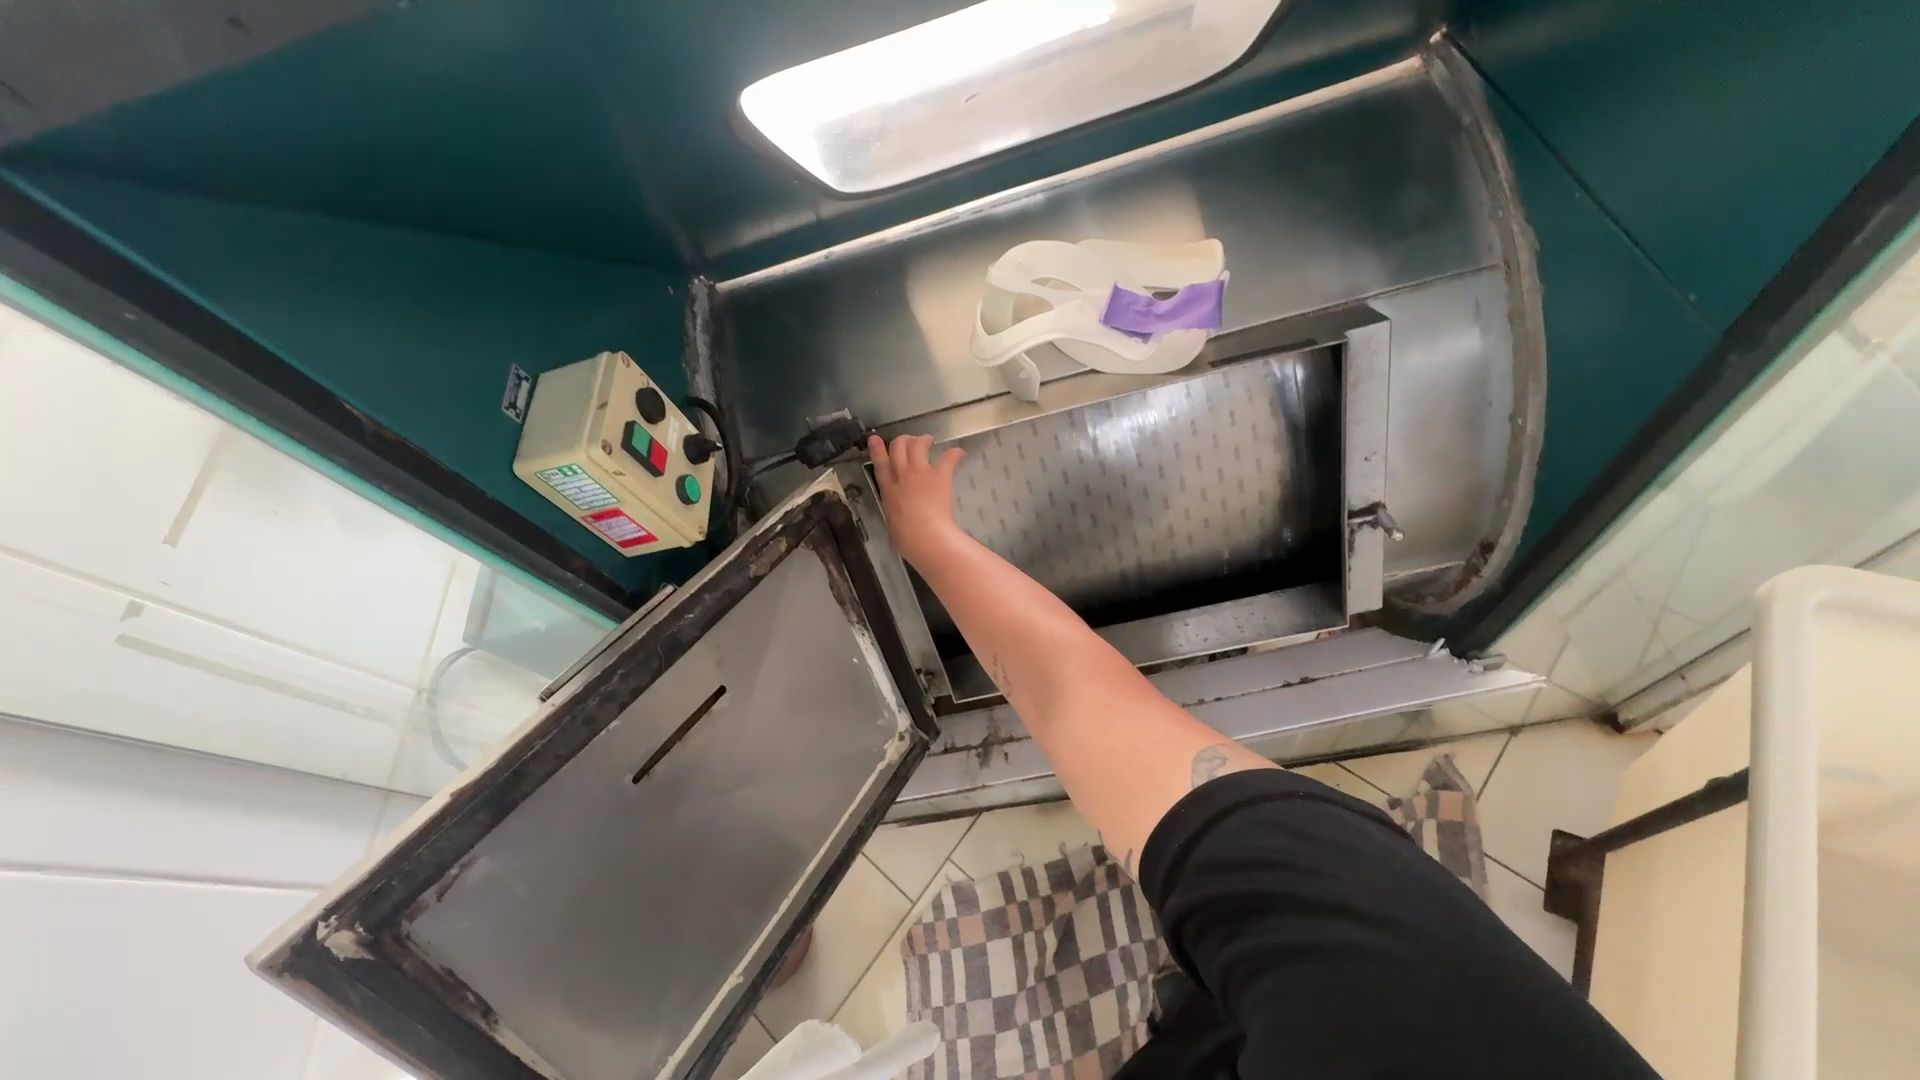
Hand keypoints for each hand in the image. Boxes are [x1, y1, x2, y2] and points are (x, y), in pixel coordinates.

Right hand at [868, 434, 967, 569]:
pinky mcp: (939, 475)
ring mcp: (920, 473)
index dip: (877, 449)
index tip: (875, 439)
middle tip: (910, 441)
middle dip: (903, 440)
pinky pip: (948, 457)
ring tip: (929, 440)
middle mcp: (902, 475)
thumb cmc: (907, 539)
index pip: (880, 464)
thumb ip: (895, 514)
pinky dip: (955, 453)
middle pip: (898, 447)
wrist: (925, 537)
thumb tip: (899, 520)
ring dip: (923, 440)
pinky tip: (959, 453)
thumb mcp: (892, 524)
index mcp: (888, 490)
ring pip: (917, 444)